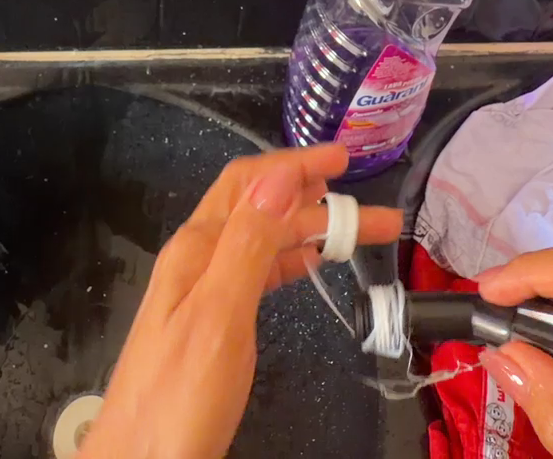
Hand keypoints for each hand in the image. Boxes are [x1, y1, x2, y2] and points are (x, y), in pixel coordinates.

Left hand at [79, 144, 399, 458]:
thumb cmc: (179, 395)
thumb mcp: (218, 313)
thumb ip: (247, 242)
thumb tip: (279, 176)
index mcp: (199, 247)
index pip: (250, 183)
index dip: (294, 164)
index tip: (342, 157)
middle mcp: (200, 257)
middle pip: (262, 209)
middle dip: (316, 198)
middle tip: (373, 208)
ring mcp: (204, 289)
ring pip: (265, 240)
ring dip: (311, 230)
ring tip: (359, 233)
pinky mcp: (212, 320)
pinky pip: (258, 271)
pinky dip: (291, 258)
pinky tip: (311, 262)